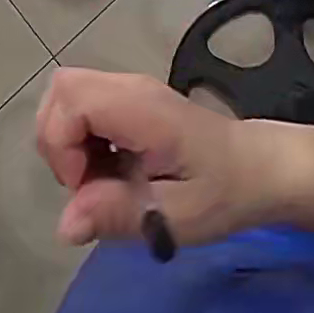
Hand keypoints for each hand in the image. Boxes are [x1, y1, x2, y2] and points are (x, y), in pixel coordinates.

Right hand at [35, 68, 294, 247]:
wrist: (256, 168)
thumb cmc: (222, 191)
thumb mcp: (177, 215)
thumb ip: (120, 214)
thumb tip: (64, 226)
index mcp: (141, 108)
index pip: (72, 99)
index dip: (62, 144)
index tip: (85, 187)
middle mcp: (128, 86)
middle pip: (62, 88)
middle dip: (57, 140)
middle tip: (86, 182)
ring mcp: (127, 87)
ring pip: (67, 94)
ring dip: (65, 139)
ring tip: (96, 177)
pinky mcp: (126, 98)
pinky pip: (82, 103)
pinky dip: (78, 136)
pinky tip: (106, 166)